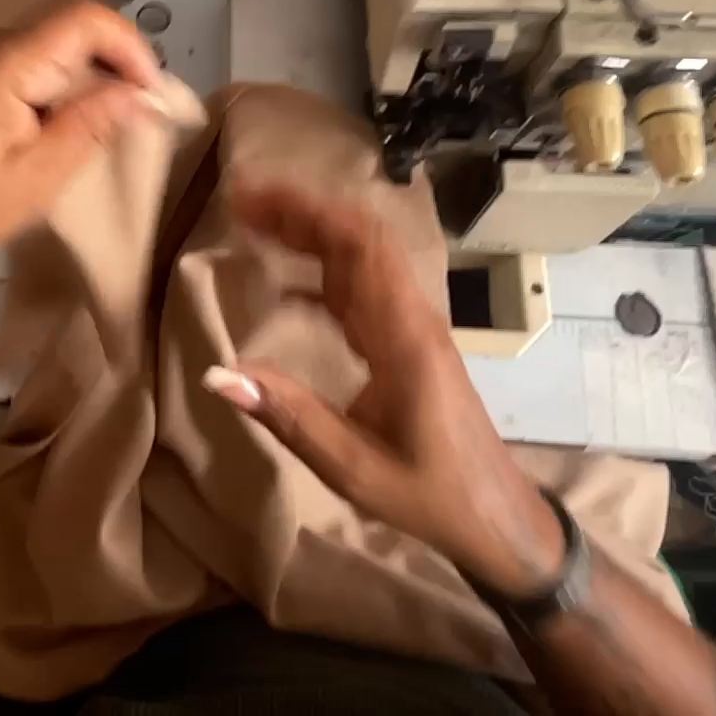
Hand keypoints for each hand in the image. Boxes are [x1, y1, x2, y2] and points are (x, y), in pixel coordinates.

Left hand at [0, 2, 161, 315]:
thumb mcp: (38, 176)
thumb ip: (92, 124)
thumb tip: (144, 93)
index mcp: (1, 62)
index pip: (83, 18)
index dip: (129, 45)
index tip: (152, 91)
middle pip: (69, 24)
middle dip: (113, 60)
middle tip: (140, 109)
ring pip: (52, 40)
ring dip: (89, 72)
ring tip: (112, 119)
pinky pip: (30, 56)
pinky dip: (61, 79)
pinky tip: (71, 118)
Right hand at [205, 182, 566, 596]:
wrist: (497, 517)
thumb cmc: (430, 493)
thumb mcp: (353, 468)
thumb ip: (288, 416)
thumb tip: (218, 373)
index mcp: (403, 336)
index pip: (359, 248)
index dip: (305, 213)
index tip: (253, 199)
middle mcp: (409, 316)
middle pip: (358, 238)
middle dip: (300, 211)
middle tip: (240, 201)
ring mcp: (410, 323)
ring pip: (360, 256)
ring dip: (310, 232)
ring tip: (254, 223)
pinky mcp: (404, 337)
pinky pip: (360, 285)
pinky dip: (320, 269)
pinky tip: (283, 282)